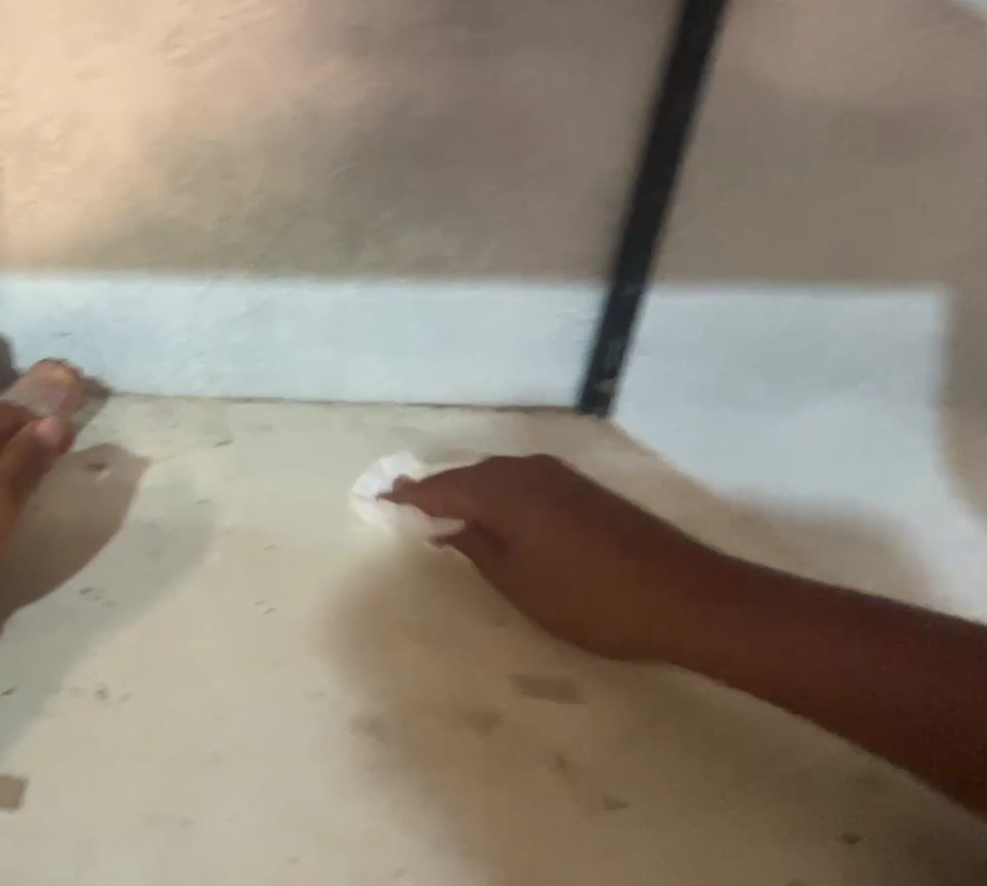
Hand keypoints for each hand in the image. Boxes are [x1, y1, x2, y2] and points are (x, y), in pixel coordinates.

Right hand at [385, 454, 738, 662]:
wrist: (694, 600)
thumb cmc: (590, 597)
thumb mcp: (516, 580)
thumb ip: (473, 545)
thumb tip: (445, 522)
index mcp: (499, 490)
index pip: (436, 488)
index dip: (405, 497)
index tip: (376, 500)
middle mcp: (524, 471)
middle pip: (465, 476)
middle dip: (434, 491)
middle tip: (404, 505)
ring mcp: (558, 477)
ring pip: (494, 478)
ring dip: (467, 492)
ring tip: (444, 512)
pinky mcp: (583, 491)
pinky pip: (521, 484)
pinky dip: (498, 496)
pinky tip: (497, 516)